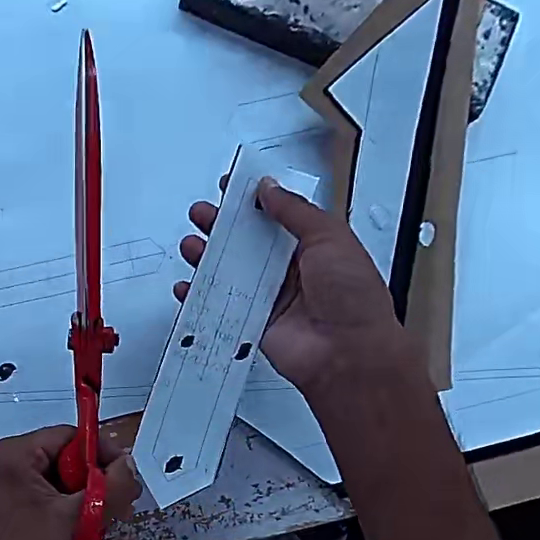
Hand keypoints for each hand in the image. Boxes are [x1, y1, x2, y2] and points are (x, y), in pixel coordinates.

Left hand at [0, 425, 139, 539]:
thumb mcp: (77, 518)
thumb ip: (110, 486)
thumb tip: (130, 464)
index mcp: (10, 455)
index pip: (67, 436)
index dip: (100, 454)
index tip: (125, 476)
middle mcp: (0, 461)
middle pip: (62, 456)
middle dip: (93, 480)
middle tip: (119, 503)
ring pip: (56, 477)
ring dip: (82, 496)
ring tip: (102, 520)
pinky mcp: (4, 502)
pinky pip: (44, 492)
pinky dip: (66, 506)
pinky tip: (81, 528)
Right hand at [178, 177, 415, 397]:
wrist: (347, 352)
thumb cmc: (352, 296)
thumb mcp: (330, 237)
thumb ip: (295, 212)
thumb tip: (269, 188)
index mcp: (311, 245)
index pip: (275, 216)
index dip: (252, 201)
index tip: (230, 187)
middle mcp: (287, 270)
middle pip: (245, 242)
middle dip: (220, 226)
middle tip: (201, 214)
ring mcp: (268, 297)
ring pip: (229, 272)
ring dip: (206, 257)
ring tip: (191, 245)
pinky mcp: (252, 322)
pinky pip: (220, 306)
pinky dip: (200, 297)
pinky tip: (188, 287)